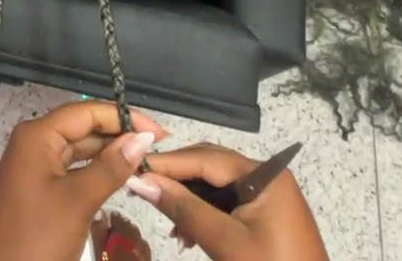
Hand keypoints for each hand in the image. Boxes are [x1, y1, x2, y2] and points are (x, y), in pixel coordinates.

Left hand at [0, 101, 166, 260]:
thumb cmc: (37, 239)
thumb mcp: (77, 202)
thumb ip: (110, 167)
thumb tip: (141, 139)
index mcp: (37, 135)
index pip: (85, 112)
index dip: (122, 117)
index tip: (159, 132)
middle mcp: (34, 142)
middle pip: (82, 127)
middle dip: (118, 134)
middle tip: (158, 147)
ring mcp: (35, 166)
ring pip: (79, 149)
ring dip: (109, 152)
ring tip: (146, 160)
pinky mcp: (39, 188)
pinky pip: (72, 169)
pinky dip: (96, 170)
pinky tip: (120, 176)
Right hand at [124, 143, 328, 260]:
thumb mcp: (226, 245)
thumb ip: (184, 209)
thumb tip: (140, 181)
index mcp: (264, 175)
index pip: (204, 157)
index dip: (167, 163)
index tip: (132, 167)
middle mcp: (267, 176)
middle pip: (210, 166)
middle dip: (177, 180)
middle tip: (143, 191)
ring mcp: (268, 196)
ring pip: (215, 186)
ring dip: (188, 200)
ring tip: (167, 223)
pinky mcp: (267, 217)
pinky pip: (227, 203)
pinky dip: (204, 214)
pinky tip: (186, 233)